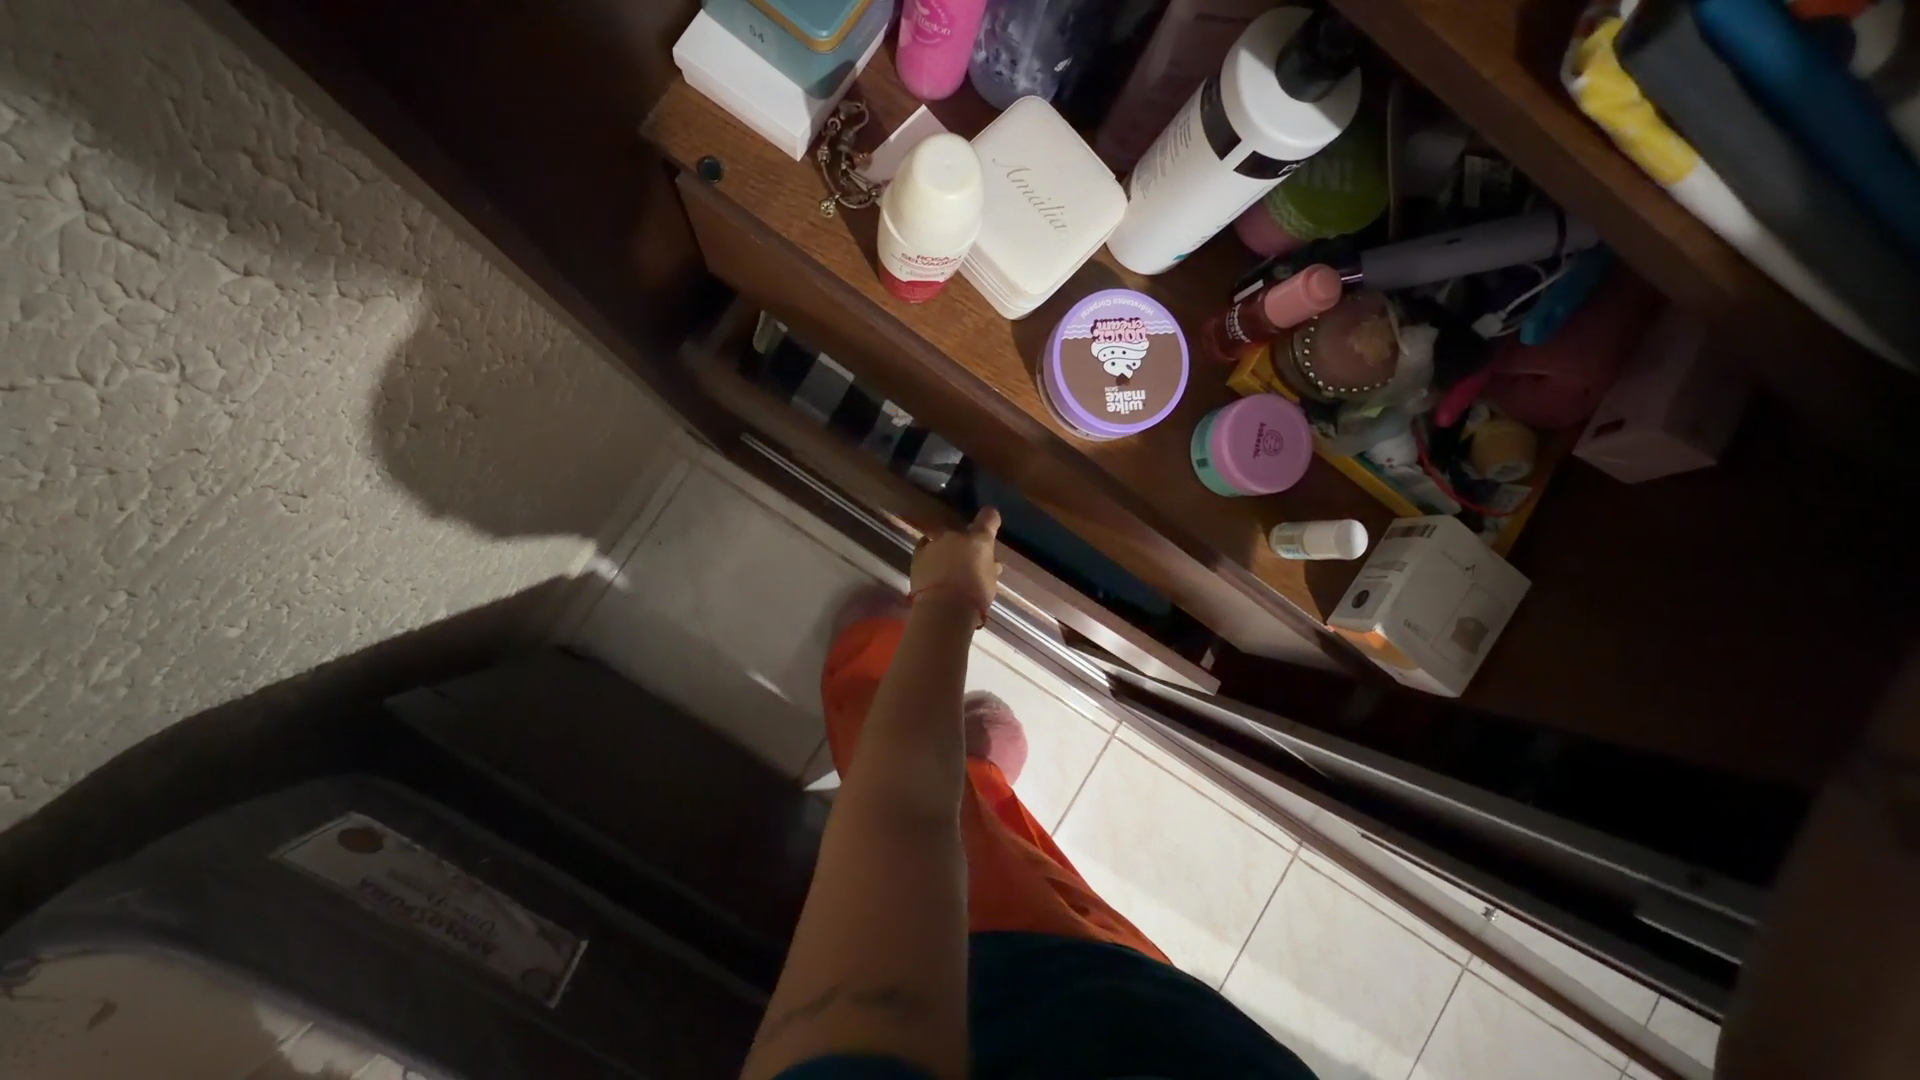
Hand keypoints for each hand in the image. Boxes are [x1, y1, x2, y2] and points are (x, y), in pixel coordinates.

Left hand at [910, 507, 1001, 623]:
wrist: (944, 608)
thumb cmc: (976, 596)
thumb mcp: (990, 582)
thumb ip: (989, 568)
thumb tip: (992, 564)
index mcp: (980, 539)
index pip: (989, 517)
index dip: (990, 519)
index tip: (991, 524)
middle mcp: (957, 534)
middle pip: (963, 532)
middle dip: (966, 543)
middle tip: (968, 560)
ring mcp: (935, 542)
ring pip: (943, 539)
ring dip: (947, 548)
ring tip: (948, 565)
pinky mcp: (918, 554)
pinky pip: (925, 547)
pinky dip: (930, 553)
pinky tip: (931, 563)